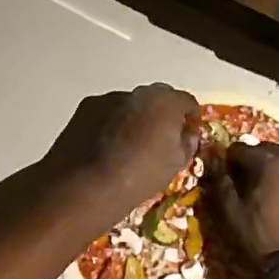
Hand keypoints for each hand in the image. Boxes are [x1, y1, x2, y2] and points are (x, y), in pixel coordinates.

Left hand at [68, 84, 199, 209]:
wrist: (88, 186)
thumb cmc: (140, 176)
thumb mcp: (174, 165)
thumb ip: (187, 143)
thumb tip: (187, 135)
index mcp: (166, 103)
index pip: (187, 101)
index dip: (190, 117)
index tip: (188, 132)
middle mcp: (140, 93)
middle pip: (159, 97)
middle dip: (163, 113)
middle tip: (160, 137)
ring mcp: (111, 98)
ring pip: (131, 103)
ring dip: (135, 117)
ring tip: (129, 144)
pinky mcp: (87, 107)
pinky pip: (108, 111)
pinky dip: (111, 122)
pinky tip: (107, 145)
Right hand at [209, 141, 278, 259]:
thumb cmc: (261, 235)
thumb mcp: (233, 212)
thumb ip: (222, 183)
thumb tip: (215, 164)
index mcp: (269, 162)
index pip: (241, 148)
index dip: (228, 159)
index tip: (223, 173)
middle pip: (263, 149)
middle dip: (249, 158)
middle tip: (238, 178)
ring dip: (266, 165)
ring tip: (256, 186)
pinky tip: (274, 192)